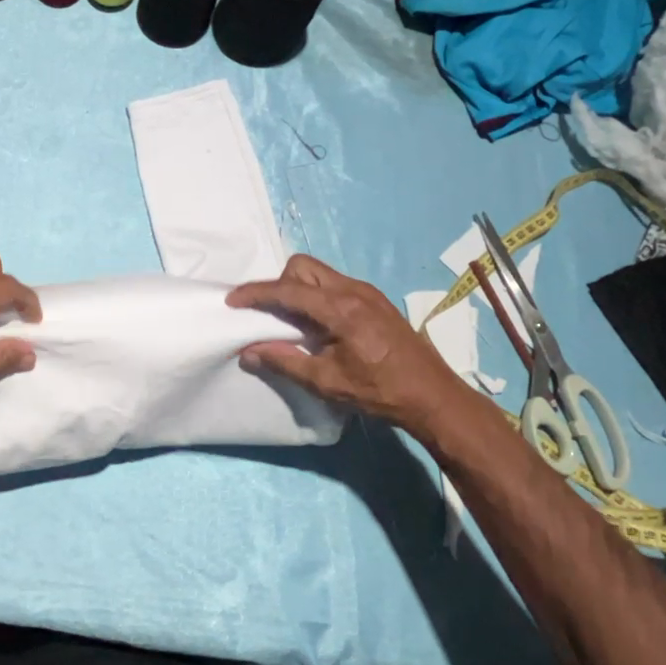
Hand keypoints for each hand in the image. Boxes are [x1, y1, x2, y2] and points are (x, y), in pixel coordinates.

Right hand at [227, 254, 468, 430]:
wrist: (433, 397)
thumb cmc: (380, 392)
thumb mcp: (327, 383)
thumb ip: (285, 363)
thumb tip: (248, 352)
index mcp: (340, 309)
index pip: (287, 290)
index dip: (255, 293)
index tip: (231, 300)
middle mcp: (353, 291)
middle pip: (302, 267)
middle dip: (278, 284)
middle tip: (269, 314)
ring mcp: (367, 292)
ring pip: (319, 273)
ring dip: (298, 288)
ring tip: (292, 321)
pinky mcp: (375, 300)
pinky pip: (334, 284)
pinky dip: (316, 295)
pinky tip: (318, 325)